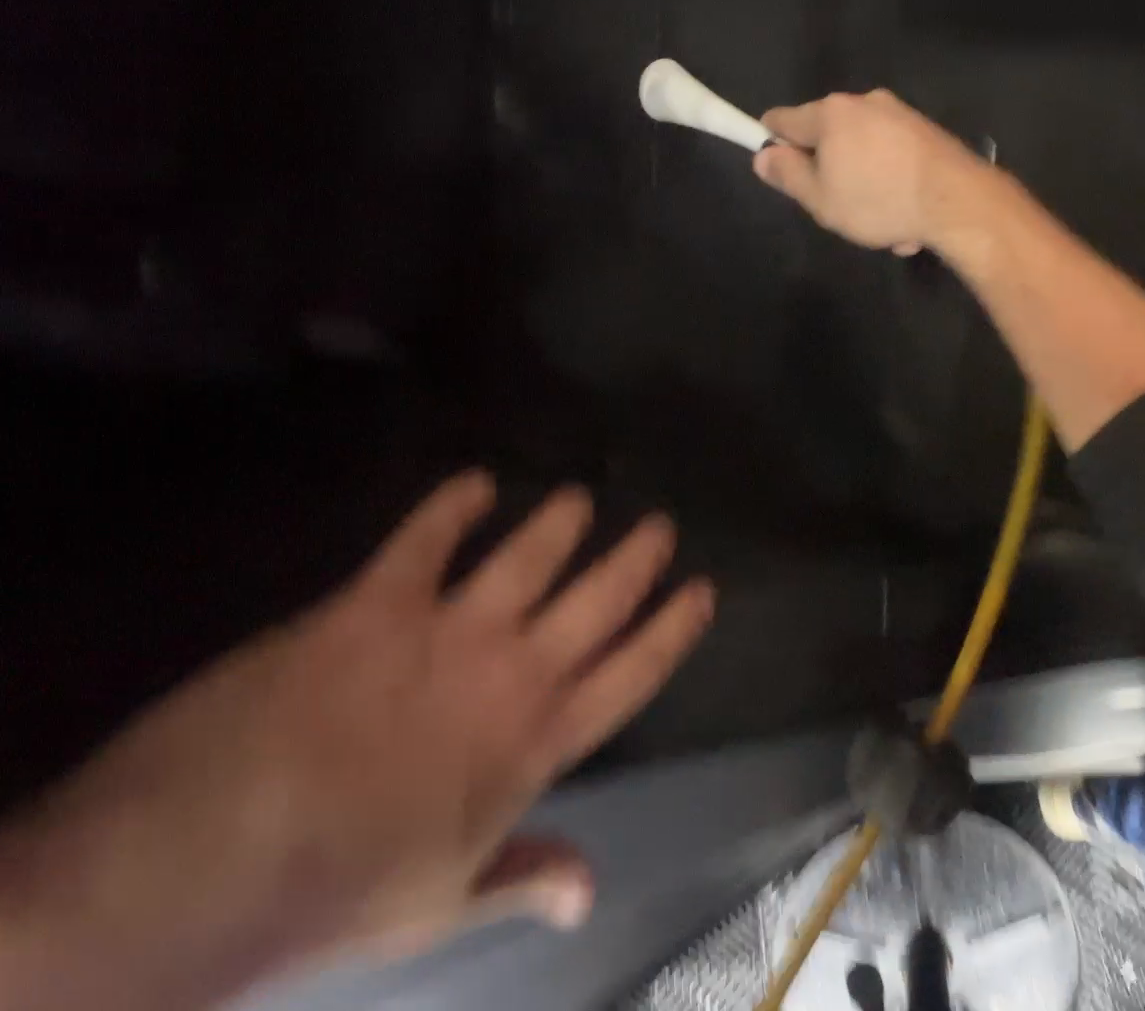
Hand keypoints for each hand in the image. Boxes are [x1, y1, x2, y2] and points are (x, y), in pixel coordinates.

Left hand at [0, 473, 713, 1009]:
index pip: (634, 671)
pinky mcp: (373, 606)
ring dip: (561, 523)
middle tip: (659, 526)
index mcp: (540, 741)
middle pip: (600, 601)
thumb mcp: (445, 903)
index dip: (674, 627)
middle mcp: (514, 675)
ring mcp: (448, 633)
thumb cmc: (340, 890)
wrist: (202, 864)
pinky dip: (452, 506)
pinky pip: (424, 539)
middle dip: (637, 560)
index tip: (701, 590)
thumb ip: (526, 876)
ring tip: (580, 498)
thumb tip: (588, 893)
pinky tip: (473, 483)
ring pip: (529, 557)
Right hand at [754, 90, 1002, 255]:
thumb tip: (763, 156)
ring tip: (887, 227)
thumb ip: (789, 176)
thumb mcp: (822, 200)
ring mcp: (901, 115)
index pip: (783, 119)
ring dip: (870, 190)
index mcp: (830, 114)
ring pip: (868, 155)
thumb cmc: (878, 201)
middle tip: (842, 211)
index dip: (771, 141)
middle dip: (832, 173)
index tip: (772, 162)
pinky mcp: (928, 134)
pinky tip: (910, 221)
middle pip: (831, 137)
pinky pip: (897, 162)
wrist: (957, 201)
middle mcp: (865, 103)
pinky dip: (897, 189)